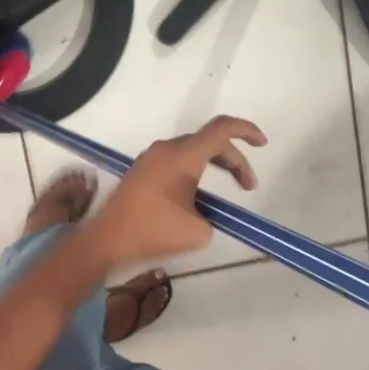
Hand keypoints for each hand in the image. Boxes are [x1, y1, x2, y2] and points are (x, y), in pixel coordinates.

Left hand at [82, 116, 266, 267]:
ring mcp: (150, 159)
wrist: (106, 240)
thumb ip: (214, 215)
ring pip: (192, 151)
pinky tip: (198, 194)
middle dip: (234, 160)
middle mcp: (165, 149)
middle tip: (248, 186)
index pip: (221, 129)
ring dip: (214, 165)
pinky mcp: (141, 171)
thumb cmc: (152, 232)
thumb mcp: (198, 231)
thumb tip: (206, 211)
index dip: (247, 131)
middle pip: (209, 141)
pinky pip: (175, 161)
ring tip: (228, 190)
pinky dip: (194, 171)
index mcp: (182, 156)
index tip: (262, 144)